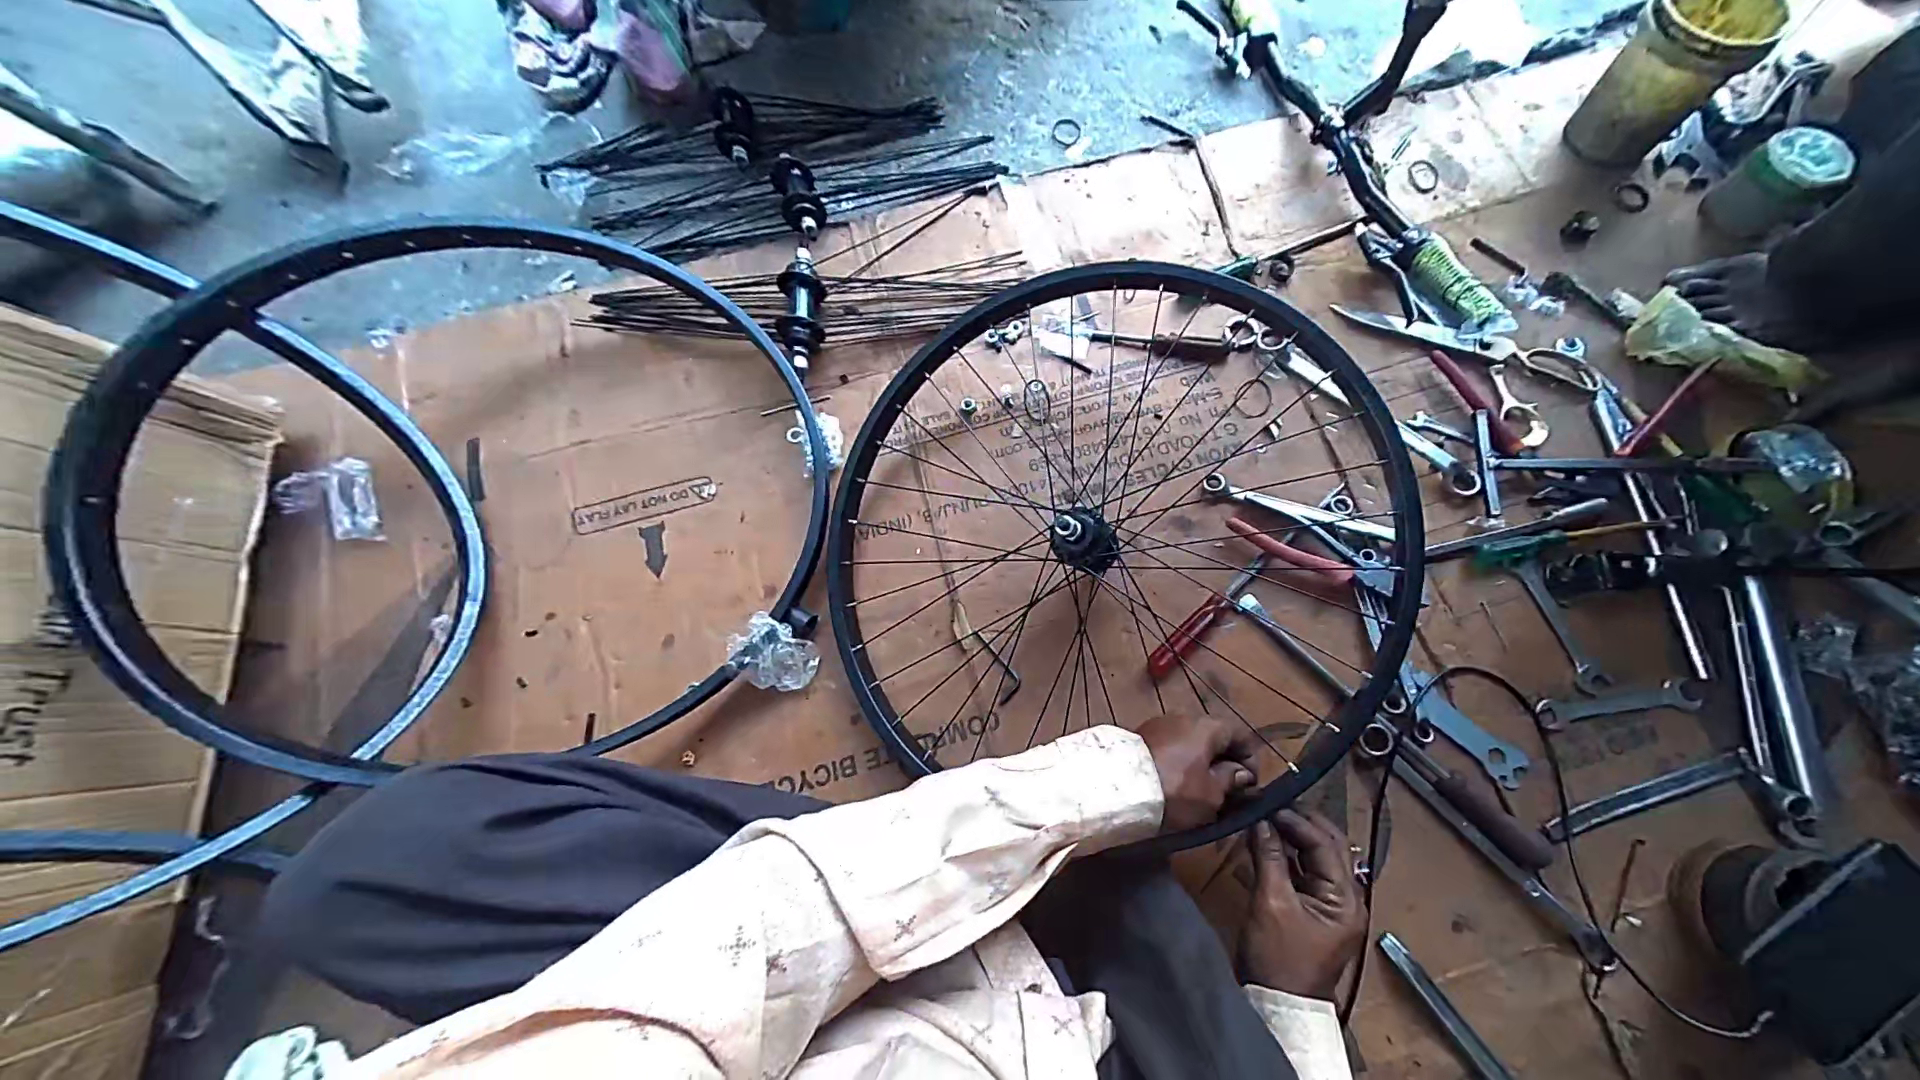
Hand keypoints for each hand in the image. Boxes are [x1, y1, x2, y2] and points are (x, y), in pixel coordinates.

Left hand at [1134, 713, 1257, 832]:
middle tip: (1226, 791)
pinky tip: (1176, 783)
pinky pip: (1169, 747)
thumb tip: (1240, 773)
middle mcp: (1183, 717)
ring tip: (1200, 790)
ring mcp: (1159, 724)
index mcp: (1206, 726)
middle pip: (1213, 737)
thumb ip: (1230, 781)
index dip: (1250, 760)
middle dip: (1223, 762)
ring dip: (1199, 763)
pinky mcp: (1141, 735)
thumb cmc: (1174, 790)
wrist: (1120, 787)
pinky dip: (1178, 762)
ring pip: (1189, 743)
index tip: (1249, 785)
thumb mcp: (1212, 795)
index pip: (1240, 735)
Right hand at [1239, 809, 1367, 999]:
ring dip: (1291, 835)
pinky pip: (1303, 870)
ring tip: (1263, 816)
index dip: (1295, 819)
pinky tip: (1264, 840)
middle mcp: (1345, 897)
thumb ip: (1268, 857)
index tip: (1266, 803)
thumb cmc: (1278, 956)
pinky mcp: (1313, 908)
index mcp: (1345, 899)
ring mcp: (1330, 903)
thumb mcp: (1271, 902)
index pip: (1324, 844)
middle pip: (1327, 846)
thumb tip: (1259, 819)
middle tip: (1267, 803)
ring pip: (1315, 856)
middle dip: (1298, 822)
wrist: (1279, 1003)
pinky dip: (1285, 853)